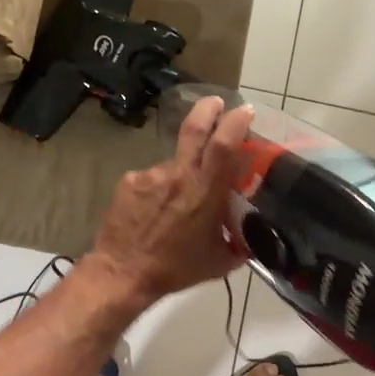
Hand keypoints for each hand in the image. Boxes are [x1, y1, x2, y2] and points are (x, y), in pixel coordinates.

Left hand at [87, 96, 254, 302]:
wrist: (123, 273)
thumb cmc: (175, 268)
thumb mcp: (218, 260)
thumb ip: (239, 243)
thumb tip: (252, 238)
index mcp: (204, 191)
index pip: (223, 145)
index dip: (235, 123)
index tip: (246, 110)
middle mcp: (178, 175)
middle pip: (194, 129)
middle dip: (208, 109)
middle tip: (217, 102)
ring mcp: (150, 175)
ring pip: (173, 165)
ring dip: (180, 177)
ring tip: (174, 207)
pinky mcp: (129, 181)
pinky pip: (151, 180)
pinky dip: (158, 191)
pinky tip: (153, 213)